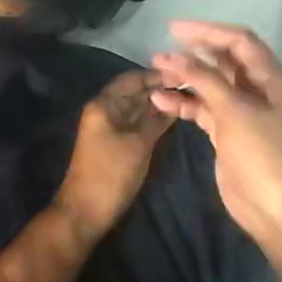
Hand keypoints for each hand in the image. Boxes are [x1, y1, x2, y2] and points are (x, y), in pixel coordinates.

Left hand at [55, 70, 173, 239]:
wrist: (87, 208)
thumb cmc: (111, 173)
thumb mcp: (138, 144)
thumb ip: (156, 120)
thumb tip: (174, 98)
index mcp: (103, 105)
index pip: (132, 79)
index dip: (157, 75)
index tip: (186, 73)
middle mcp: (105, 110)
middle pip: (135, 92)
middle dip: (160, 89)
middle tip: (194, 86)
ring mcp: (110, 127)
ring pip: (136, 108)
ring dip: (158, 104)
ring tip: (190, 98)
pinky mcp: (116, 141)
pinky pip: (135, 123)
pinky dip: (152, 119)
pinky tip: (174, 116)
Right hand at [148, 22, 281, 243]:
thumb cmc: (267, 158)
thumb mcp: (237, 113)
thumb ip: (206, 80)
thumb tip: (174, 55)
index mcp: (274, 81)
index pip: (240, 42)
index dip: (207, 31)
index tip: (172, 29)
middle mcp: (260, 93)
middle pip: (224, 62)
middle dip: (192, 54)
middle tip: (159, 53)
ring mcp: (244, 115)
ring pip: (210, 86)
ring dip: (185, 79)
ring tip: (155, 74)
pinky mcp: (229, 135)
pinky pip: (203, 110)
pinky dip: (183, 104)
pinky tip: (160, 101)